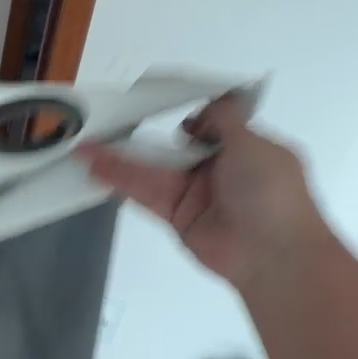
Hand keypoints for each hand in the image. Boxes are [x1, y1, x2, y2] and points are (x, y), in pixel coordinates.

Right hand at [78, 92, 329, 291]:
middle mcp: (218, 169)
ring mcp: (195, 195)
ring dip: (120, 159)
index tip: (158, 106)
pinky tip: (96, 169)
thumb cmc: (270, 191)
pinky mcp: (175, 217)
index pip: (209, 125)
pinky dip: (120, 182)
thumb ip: (224, 120)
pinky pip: (145, 194)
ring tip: (86, 148)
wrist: (271, 252)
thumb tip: (199, 114)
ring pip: (153, 171)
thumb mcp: (255, 143)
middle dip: (142, 136)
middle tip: (106, 126)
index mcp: (244, 147)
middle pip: (173, 148)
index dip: (185, 117)